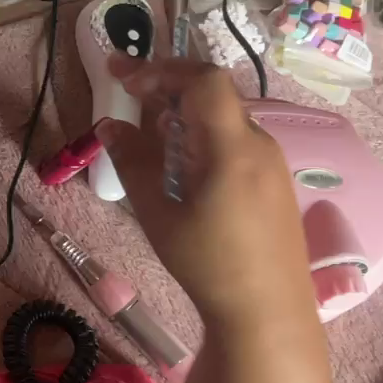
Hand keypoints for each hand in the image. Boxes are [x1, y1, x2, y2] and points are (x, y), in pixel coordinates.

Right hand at [95, 57, 315, 331]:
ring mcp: (271, 163)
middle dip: (166, 86)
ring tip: (145, 131)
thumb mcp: (158, 213)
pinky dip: (200, 134)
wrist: (268, 312)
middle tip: (125, 92)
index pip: (203, 80)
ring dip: (182, 113)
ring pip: (222, 118)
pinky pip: (233, 140)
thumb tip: (110, 124)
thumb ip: (133, 162)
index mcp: (232, 147)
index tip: (122, 77)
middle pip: (212, 94)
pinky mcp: (273, 182)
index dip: (161, 69)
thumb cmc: (208, 263)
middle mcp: (259, 144)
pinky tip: (178, 162)